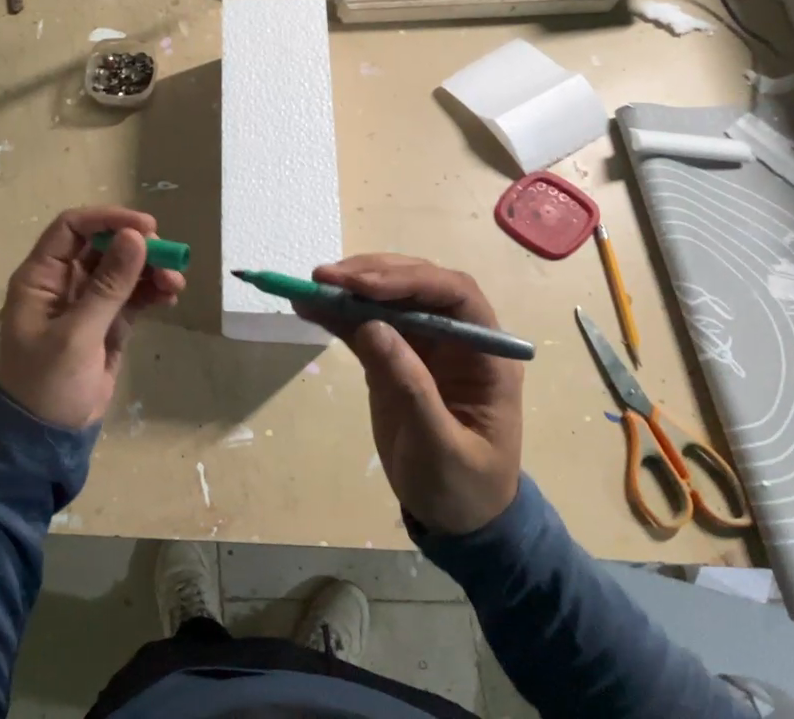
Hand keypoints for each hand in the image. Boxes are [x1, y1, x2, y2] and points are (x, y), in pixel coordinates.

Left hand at [0, 207, 186, 429]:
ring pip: (121, 270)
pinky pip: (132, 296)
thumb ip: (108, 286)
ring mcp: (86, 303)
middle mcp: (62, 283)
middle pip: (102, 246)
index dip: (107, 219)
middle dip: (136, 247)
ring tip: (176, 282)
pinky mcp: (107, 324)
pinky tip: (171, 295)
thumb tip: (136, 237)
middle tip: (168, 258)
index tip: (146, 227)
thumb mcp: (77, 334)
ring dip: (149, 270)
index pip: (71, 229)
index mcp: (41, 278)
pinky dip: (151, 291)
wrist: (46, 437)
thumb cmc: (48, 383)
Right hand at [306, 255, 524, 535]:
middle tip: (324, 279)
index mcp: (485, 354)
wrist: (457, 517)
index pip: (453, 295)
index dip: (408, 280)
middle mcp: (456, 338)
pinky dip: (337, 315)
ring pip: (388, 299)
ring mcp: (423, 346)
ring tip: (309, 287)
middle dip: (372, 276)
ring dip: (349, 289)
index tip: (360, 286)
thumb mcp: (440, 446)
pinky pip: (364, 325)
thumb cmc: (462, 486)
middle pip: (417, 285)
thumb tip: (372, 326)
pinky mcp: (393, 358)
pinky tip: (308, 307)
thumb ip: (410, 386)